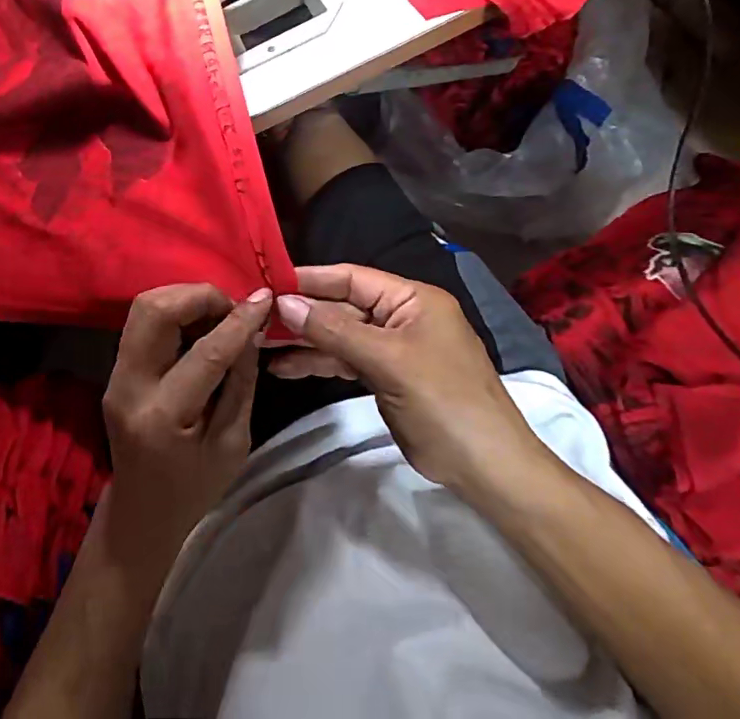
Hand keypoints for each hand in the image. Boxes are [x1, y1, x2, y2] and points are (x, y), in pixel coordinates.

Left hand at [103, 283, 272, 558]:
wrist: (141, 514)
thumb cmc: (194, 488)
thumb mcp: (233, 444)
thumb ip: (242, 383)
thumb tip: (252, 331)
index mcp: (162, 416)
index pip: (205, 353)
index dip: (239, 321)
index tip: (266, 299)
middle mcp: (129, 388)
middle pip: (154, 311)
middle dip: (200, 296)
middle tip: (233, 308)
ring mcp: (116, 377)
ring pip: (144, 308)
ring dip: (187, 301)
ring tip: (219, 316)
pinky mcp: (116, 370)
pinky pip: (144, 323)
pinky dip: (177, 313)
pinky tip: (201, 327)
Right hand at [271, 264, 548, 493]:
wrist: (483, 462)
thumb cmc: (441, 399)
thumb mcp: (387, 360)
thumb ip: (335, 330)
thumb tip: (285, 303)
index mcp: (412, 299)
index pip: (353, 278)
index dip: (312, 280)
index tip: (270, 283)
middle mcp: (403, 317)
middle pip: (345, 307)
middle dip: (304, 314)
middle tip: (257, 319)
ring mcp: (395, 348)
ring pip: (343, 336)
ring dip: (307, 341)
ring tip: (262, 345)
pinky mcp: (388, 376)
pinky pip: (348, 361)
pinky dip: (321, 363)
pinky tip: (288, 367)